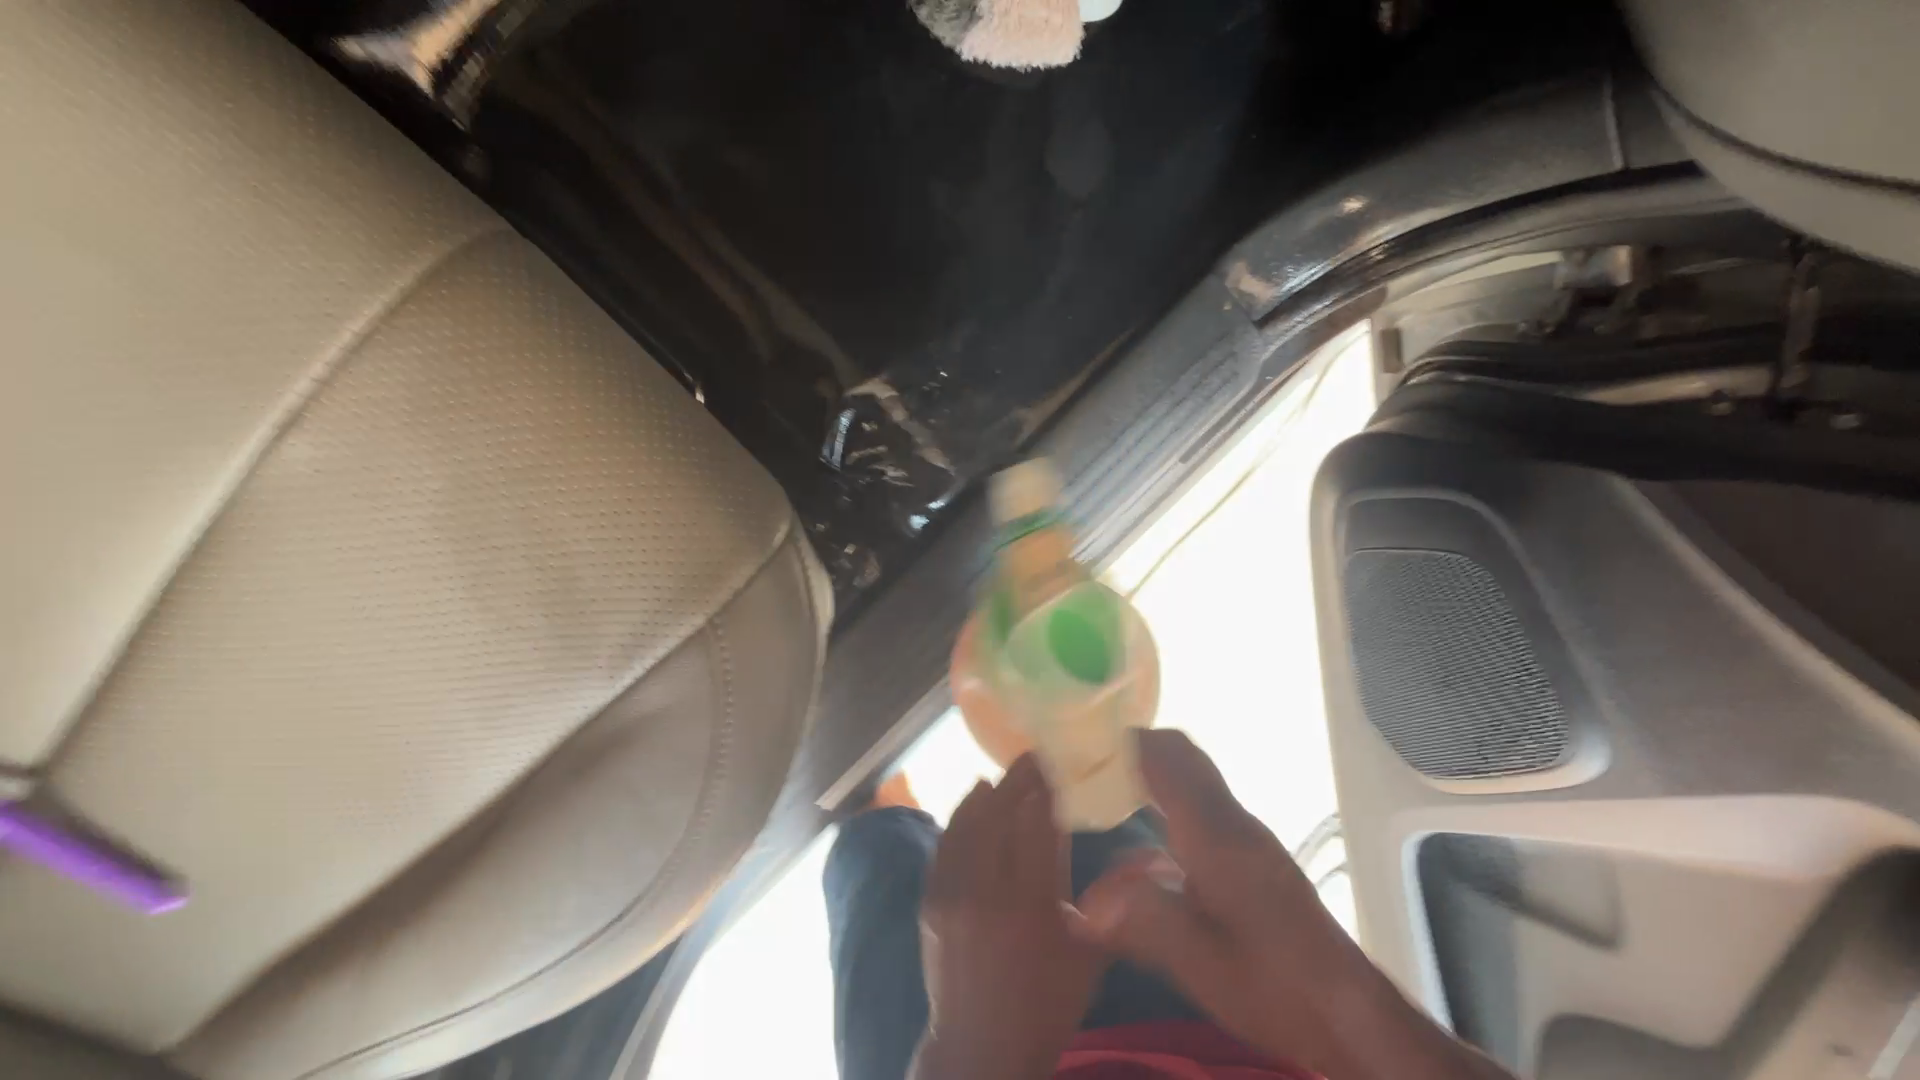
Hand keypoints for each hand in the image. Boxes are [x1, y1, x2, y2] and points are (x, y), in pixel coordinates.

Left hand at [913, 755, 1101, 1079]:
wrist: (982, 1046)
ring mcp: (951, 893)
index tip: (1064, 764)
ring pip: (969, 820)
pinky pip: (947, 841)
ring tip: (1013, 773)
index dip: (1050, 787)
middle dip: (1021, 778)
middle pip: (1000, 811)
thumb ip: (1113, 899)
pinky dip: (964, 814)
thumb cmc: (1048, 1003)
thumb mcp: (1091, 955)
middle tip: (1041, 758)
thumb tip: (1152, 854)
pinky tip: (977, 798)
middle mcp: (986, 892)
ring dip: (991, 791)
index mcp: (1031, 906)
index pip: (1038, 822)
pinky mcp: (930, 899)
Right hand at [1075, 729, 1513, 1079]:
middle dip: (1134, 748)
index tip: (1079, 743)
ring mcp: (1247, 837)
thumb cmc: (1276, 986)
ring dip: (1152, 771)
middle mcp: (1233, 823)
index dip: (1122, 742)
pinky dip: (1168, 798)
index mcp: (1217, 837)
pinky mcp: (1253, 856)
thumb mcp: (1203, 965)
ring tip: (1104, 792)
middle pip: (1183, 755)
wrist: (1346, 1011)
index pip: (1167, 760)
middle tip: (1087, 763)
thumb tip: (1085, 903)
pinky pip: (1203, 804)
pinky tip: (1146, 841)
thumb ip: (1144, 923)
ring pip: (1195, 777)